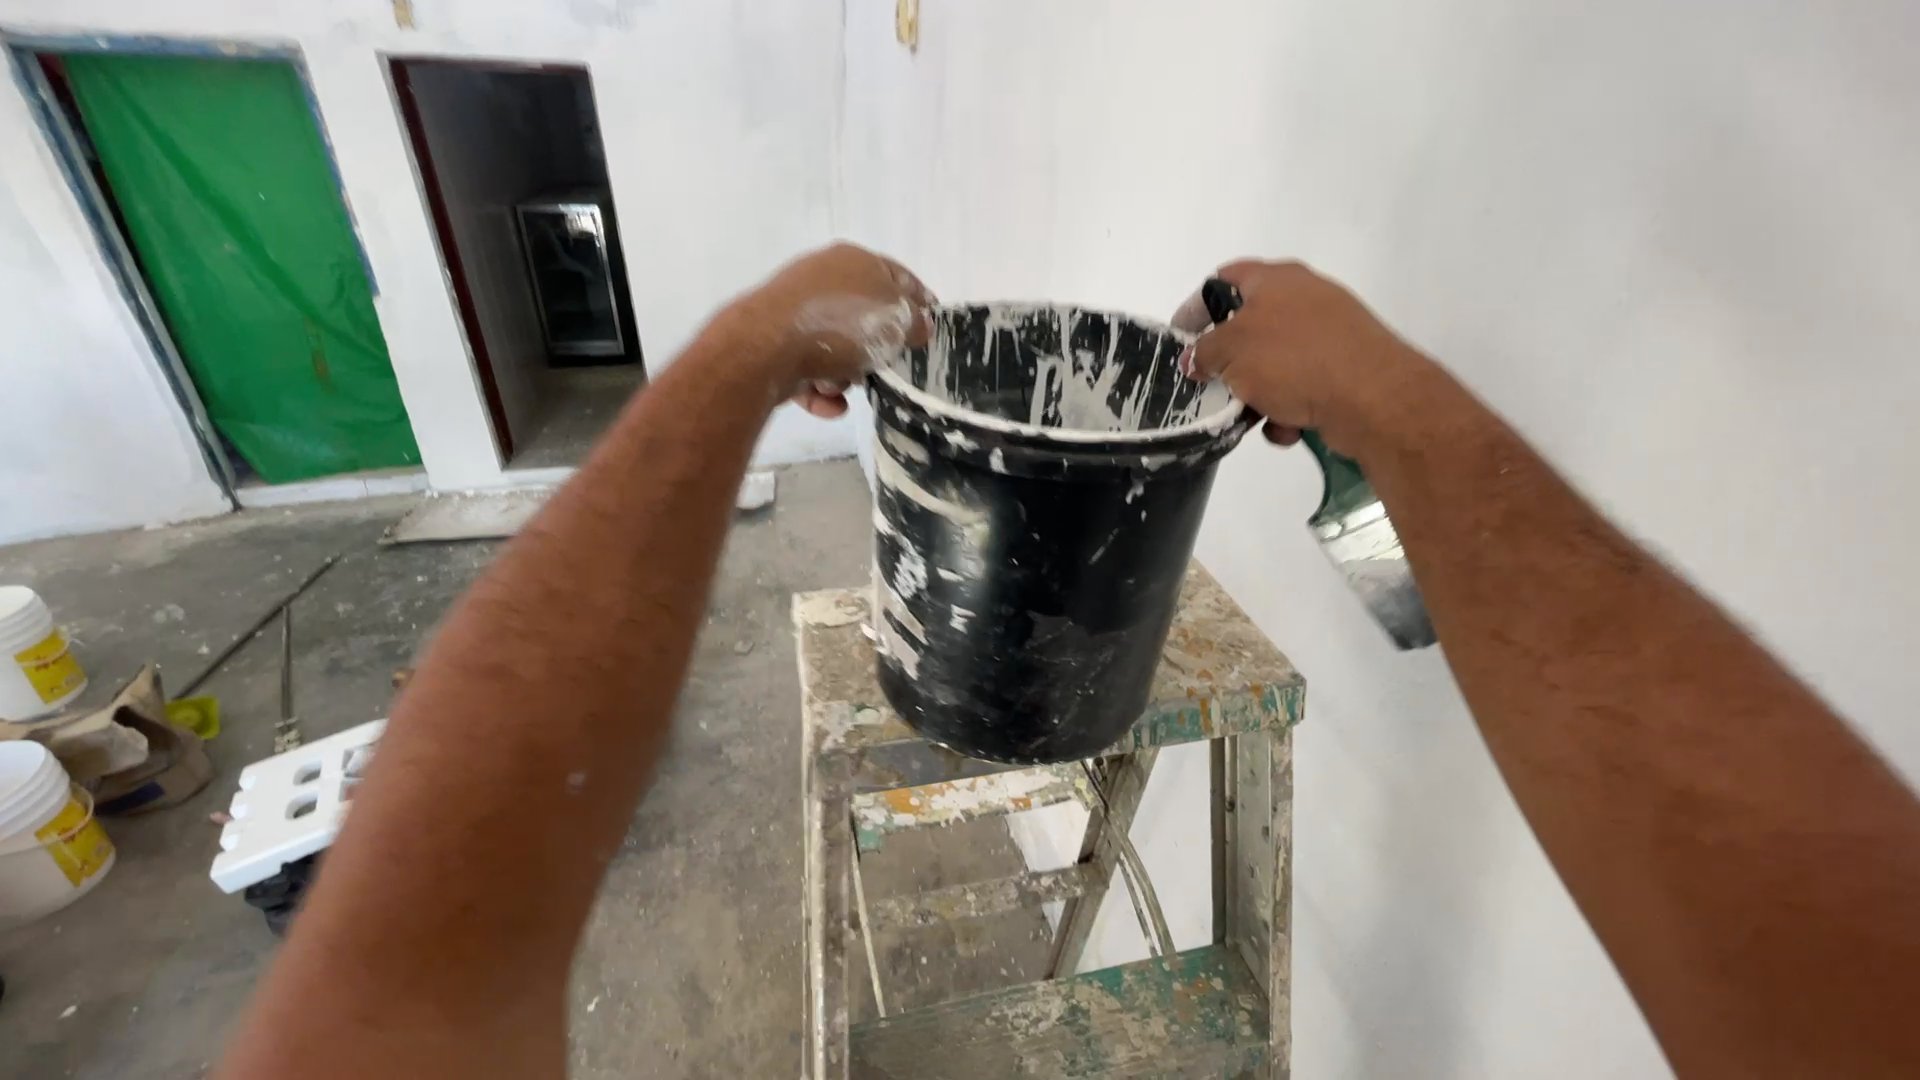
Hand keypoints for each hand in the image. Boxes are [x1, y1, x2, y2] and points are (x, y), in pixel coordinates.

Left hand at [734, 243, 935, 417]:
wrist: (765, 348)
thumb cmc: (841, 325)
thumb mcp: (895, 321)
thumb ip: (915, 322)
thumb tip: (921, 323)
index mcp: (853, 260)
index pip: (897, 276)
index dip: (918, 300)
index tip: (931, 326)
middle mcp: (821, 279)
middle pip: (863, 317)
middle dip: (876, 349)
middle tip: (886, 367)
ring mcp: (794, 312)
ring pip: (835, 348)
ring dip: (846, 374)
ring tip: (843, 386)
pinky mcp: (772, 345)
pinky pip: (808, 371)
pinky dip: (822, 391)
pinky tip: (830, 404)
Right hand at [1171, 260, 1428, 454]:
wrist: (1373, 397)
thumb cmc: (1293, 360)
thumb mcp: (1231, 351)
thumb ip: (1203, 352)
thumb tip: (1194, 358)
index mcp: (1276, 280)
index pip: (1224, 279)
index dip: (1195, 306)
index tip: (1179, 339)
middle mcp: (1304, 299)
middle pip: (1248, 329)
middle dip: (1229, 364)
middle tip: (1214, 386)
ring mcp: (1327, 333)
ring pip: (1273, 365)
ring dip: (1257, 395)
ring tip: (1254, 416)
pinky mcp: (1343, 367)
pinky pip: (1300, 387)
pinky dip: (1287, 409)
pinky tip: (1289, 426)